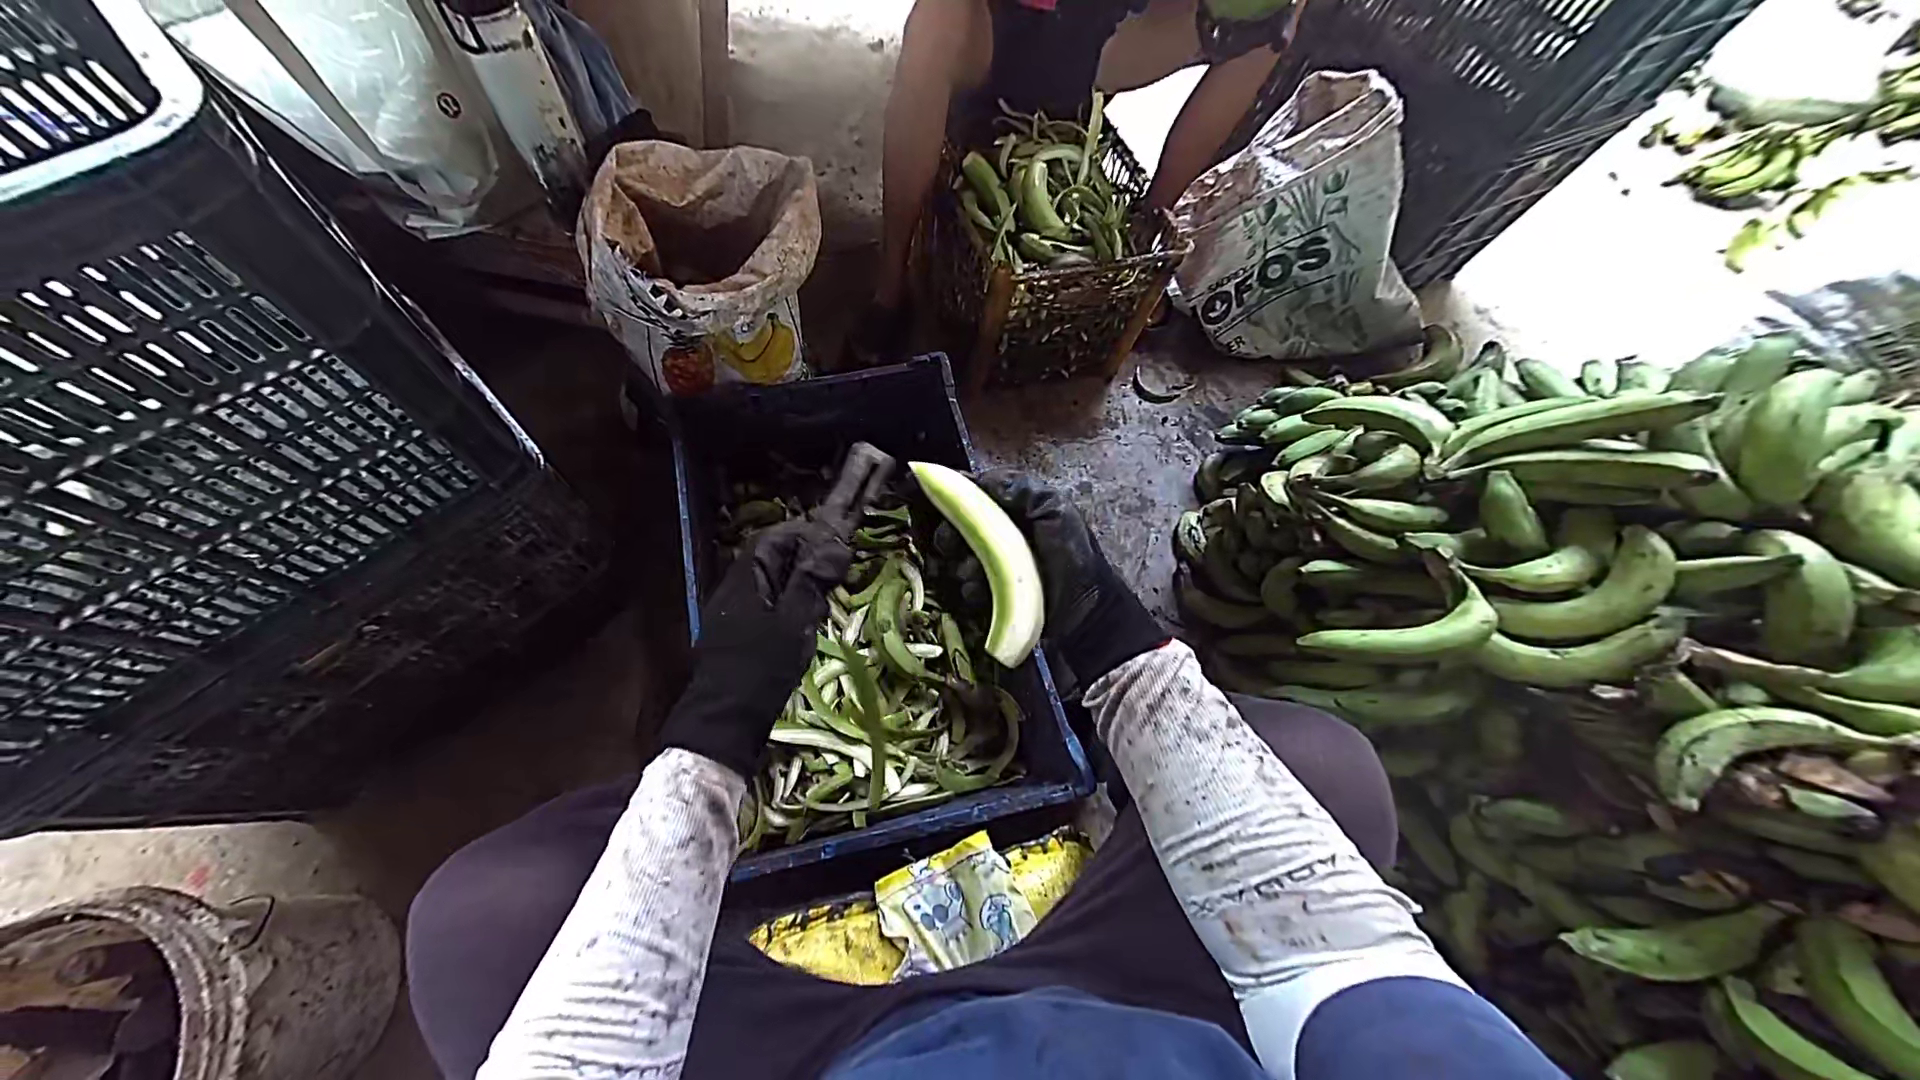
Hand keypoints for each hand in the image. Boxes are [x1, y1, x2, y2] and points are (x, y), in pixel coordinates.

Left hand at [659, 519, 851, 778]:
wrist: (724, 719)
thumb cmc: (761, 667)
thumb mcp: (794, 621)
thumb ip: (811, 581)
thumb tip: (833, 543)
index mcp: (747, 578)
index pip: (775, 538)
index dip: (805, 533)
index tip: (834, 540)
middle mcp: (735, 587)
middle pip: (772, 557)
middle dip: (805, 555)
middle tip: (835, 566)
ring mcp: (734, 610)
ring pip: (771, 580)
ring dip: (799, 580)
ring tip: (826, 591)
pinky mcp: (738, 631)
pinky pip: (767, 602)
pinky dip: (790, 601)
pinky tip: (807, 617)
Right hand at [967, 469, 1166, 687]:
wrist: (1085, 609)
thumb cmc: (1073, 555)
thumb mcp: (1054, 511)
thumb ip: (1022, 490)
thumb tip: (983, 479)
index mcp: (1011, 509)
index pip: (972, 494)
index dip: (951, 494)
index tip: (929, 496)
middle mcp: (997, 534)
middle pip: (955, 528)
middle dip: (950, 536)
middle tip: (951, 545)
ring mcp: (991, 566)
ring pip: (956, 560)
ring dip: (962, 566)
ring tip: (976, 574)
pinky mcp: (990, 594)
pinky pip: (966, 588)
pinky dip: (970, 589)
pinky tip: (981, 593)